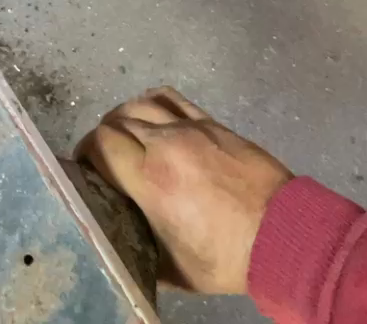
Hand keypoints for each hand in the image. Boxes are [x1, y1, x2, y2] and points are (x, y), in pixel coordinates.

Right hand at [77, 86, 291, 294]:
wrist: (281, 233)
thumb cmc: (225, 257)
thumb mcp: (172, 269)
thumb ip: (138, 246)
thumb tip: (117, 239)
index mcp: (150, 179)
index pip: (101, 143)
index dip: (85, 152)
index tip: (85, 168)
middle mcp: (164, 144)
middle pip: (116, 120)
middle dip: (102, 138)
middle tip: (104, 159)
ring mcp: (189, 127)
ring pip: (139, 103)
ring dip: (123, 117)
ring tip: (124, 135)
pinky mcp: (209, 121)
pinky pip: (169, 97)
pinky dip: (150, 102)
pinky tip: (150, 115)